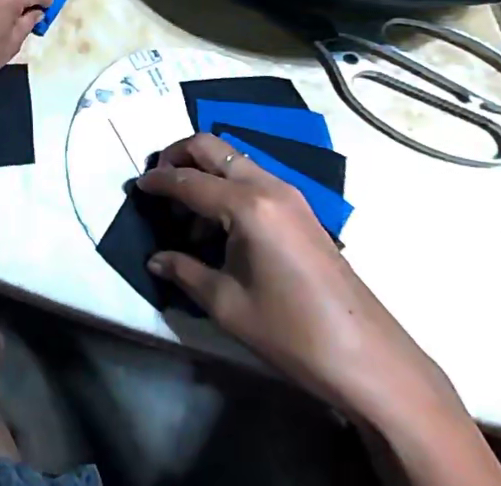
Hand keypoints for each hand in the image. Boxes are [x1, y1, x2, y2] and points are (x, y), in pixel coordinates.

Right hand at [136, 133, 431, 412]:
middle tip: (158, 182)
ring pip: (234, 160)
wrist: (364, 352)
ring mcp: (289, 193)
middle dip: (179, 155)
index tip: (137, 185)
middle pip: (213, 147)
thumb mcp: (227, 305)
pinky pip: (253, 179)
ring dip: (205, 173)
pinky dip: (227, 187)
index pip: (190, 180)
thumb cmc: (290, 330)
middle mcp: (268, 185)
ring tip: (187, 218)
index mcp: (247, 204)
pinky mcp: (300, 207)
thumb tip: (155, 259)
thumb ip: (185, 272)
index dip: (159, 181)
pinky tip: (219, 227)